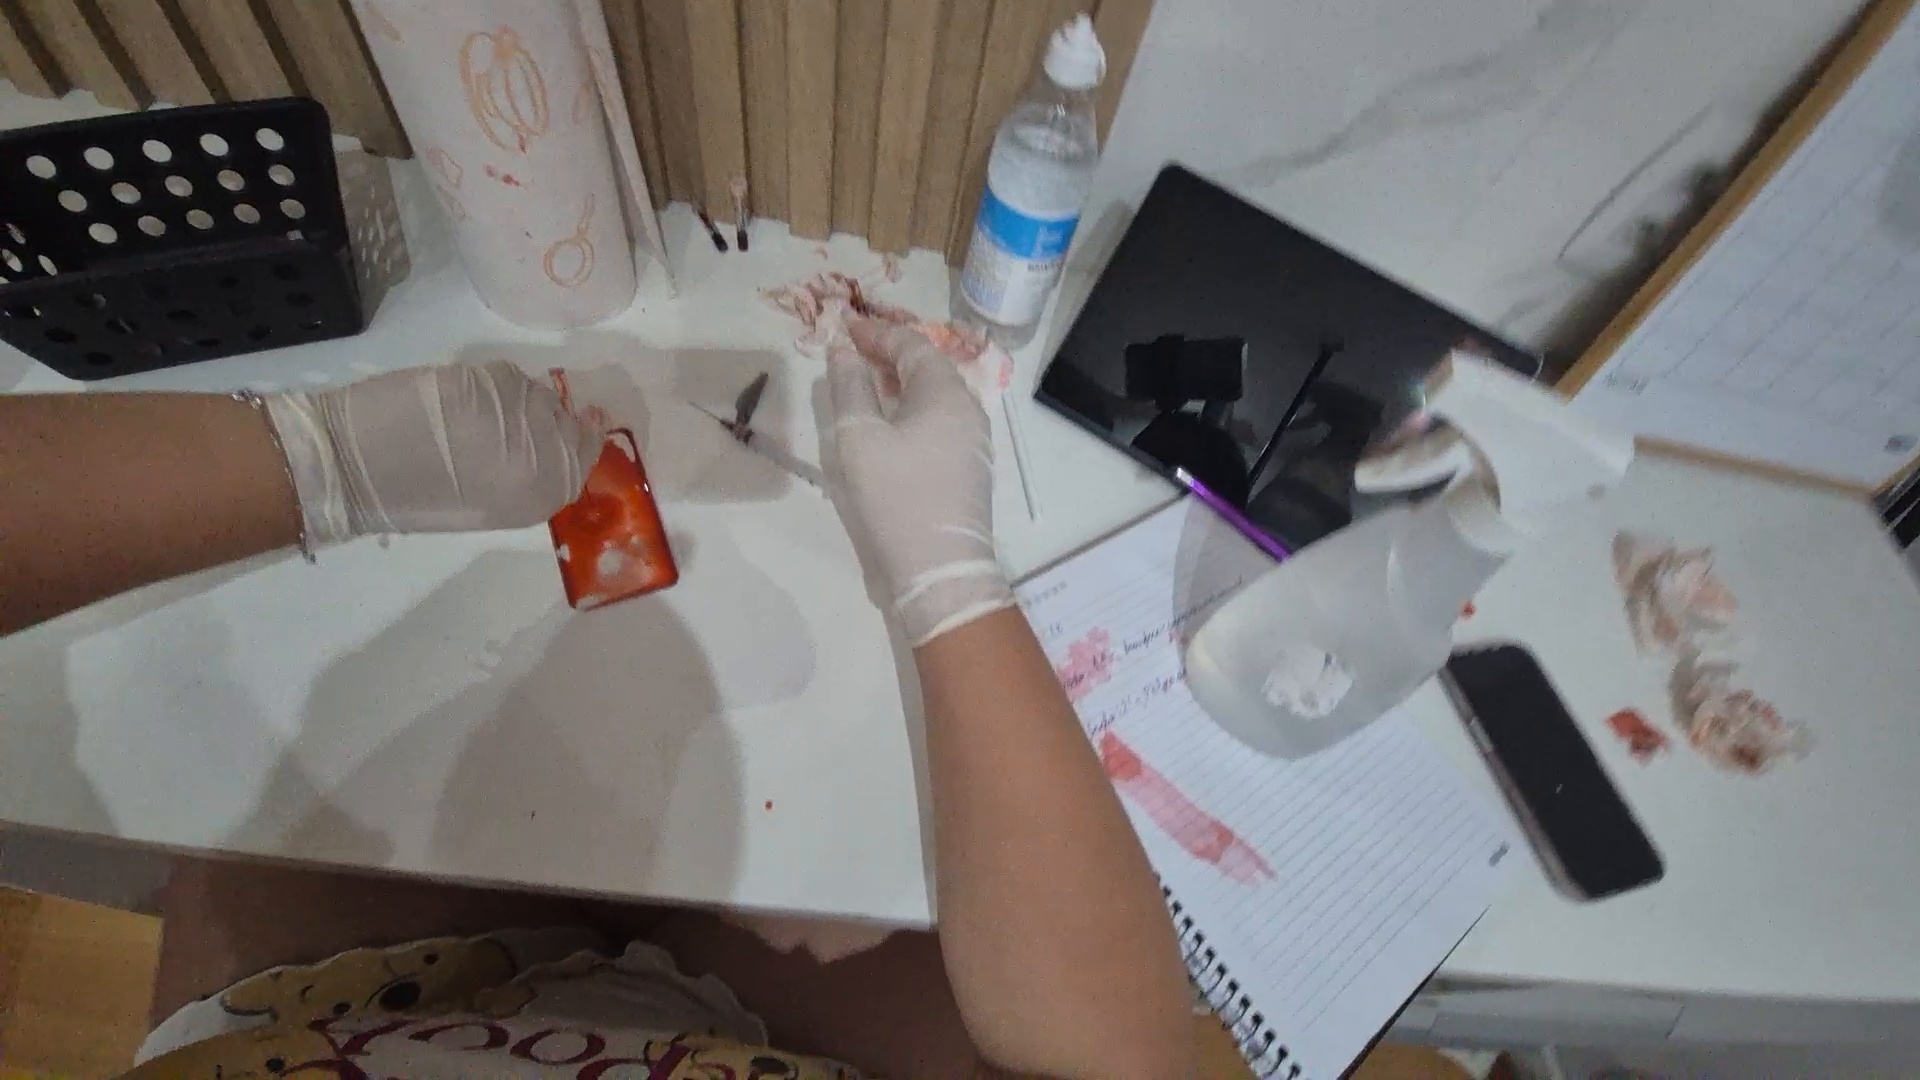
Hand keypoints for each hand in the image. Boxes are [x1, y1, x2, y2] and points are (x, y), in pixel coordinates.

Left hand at [263, 361, 605, 543]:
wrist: (353, 468)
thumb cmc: (417, 499)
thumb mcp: (494, 504)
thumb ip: (535, 478)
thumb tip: (560, 445)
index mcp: (544, 491)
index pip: (588, 453)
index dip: (585, 437)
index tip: (580, 426)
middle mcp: (546, 453)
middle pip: (569, 423)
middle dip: (552, 420)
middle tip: (517, 424)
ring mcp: (523, 415)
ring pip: (541, 397)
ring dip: (521, 403)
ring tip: (484, 416)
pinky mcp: (492, 383)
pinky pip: (511, 379)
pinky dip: (495, 387)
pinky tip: (467, 401)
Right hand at [828, 318, 1012, 646]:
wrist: (940, 569)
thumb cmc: (896, 498)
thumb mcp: (860, 438)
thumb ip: (849, 387)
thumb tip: (844, 351)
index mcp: (947, 393)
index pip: (912, 344)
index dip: (875, 333)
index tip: (842, 328)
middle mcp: (969, 410)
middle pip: (929, 368)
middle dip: (889, 355)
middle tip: (852, 354)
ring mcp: (975, 442)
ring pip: (937, 397)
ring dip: (902, 385)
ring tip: (867, 386)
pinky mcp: (971, 469)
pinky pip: (942, 423)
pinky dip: (914, 412)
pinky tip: (893, 427)